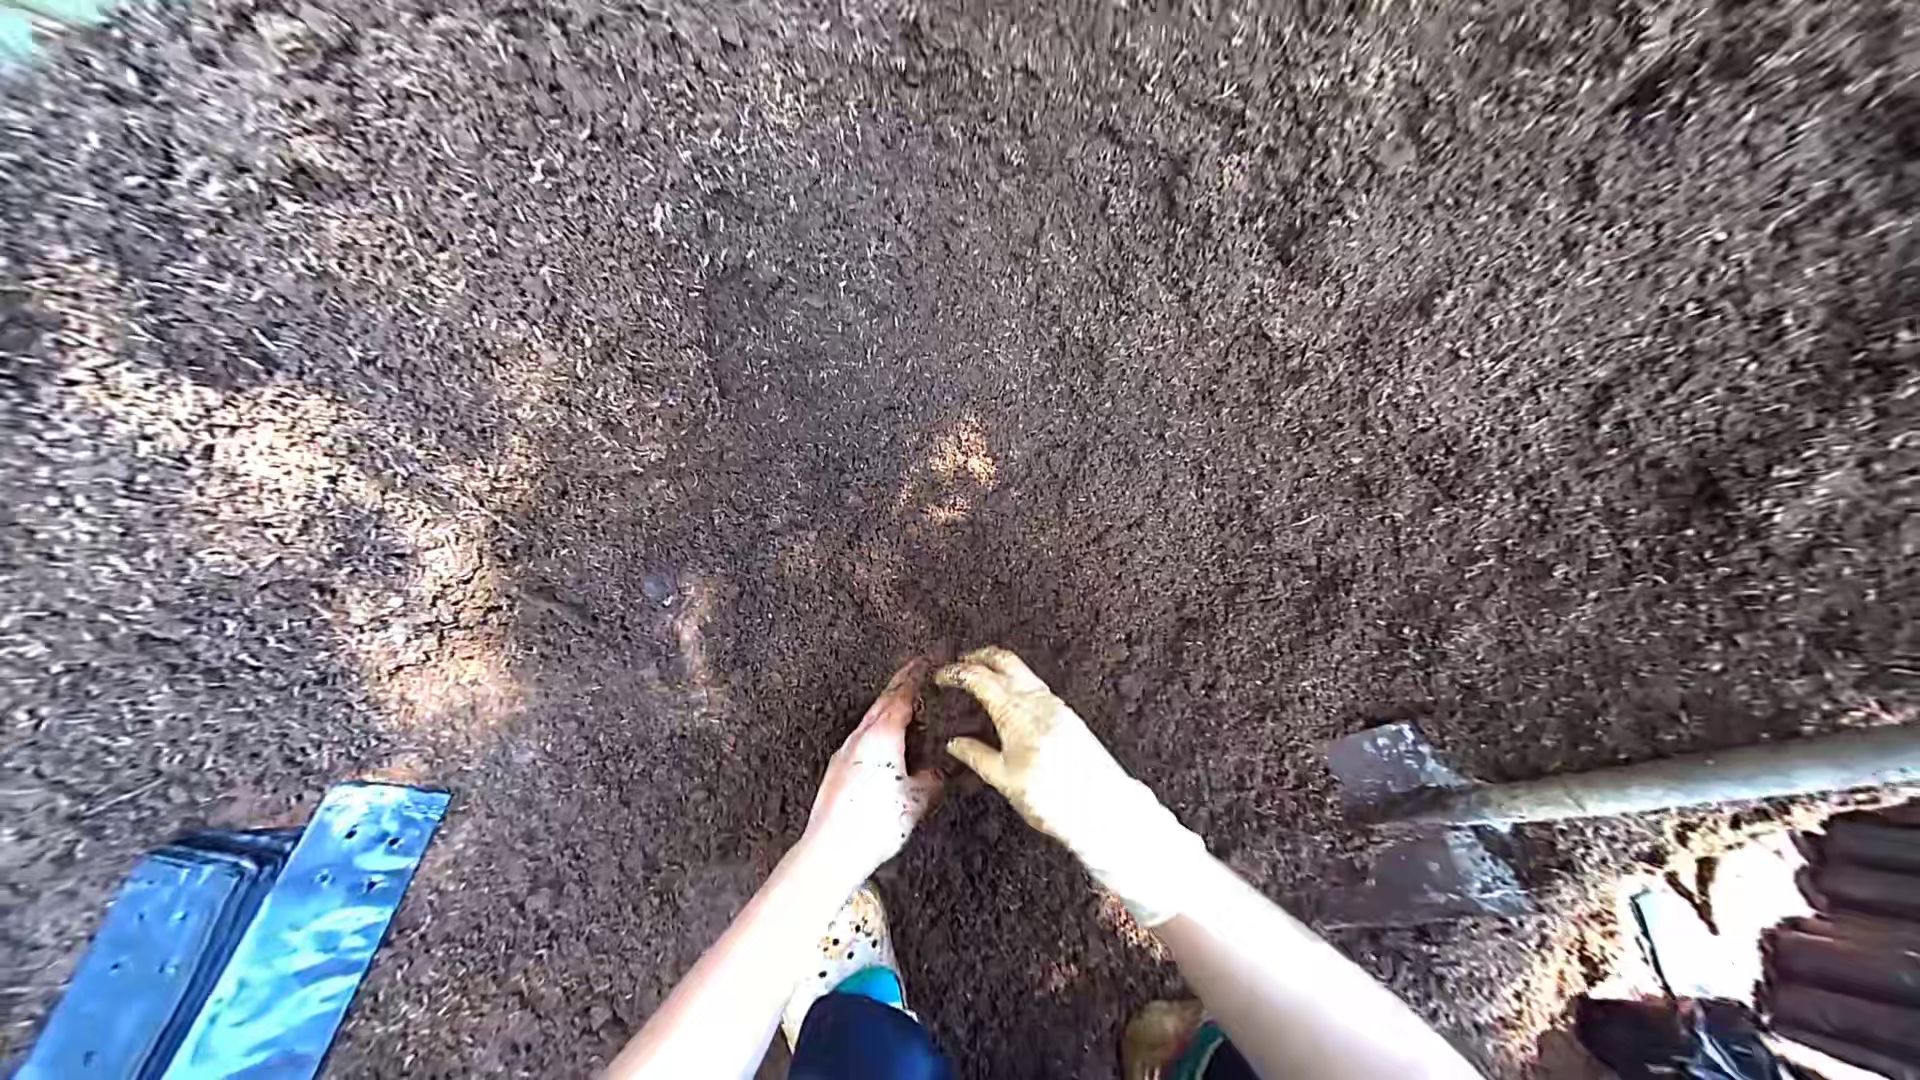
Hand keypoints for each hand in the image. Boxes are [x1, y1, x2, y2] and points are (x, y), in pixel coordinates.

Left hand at [800, 659, 943, 888]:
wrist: (830, 850)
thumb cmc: (873, 825)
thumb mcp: (917, 800)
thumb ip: (933, 780)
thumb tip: (942, 771)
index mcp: (883, 734)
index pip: (902, 693)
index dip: (916, 674)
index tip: (928, 660)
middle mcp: (861, 736)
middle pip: (883, 700)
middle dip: (902, 684)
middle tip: (918, 672)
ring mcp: (846, 751)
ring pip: (871, 718)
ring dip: (888, 706)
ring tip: (905, 705)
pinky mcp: (837, 768)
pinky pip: (861, 737)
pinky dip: (877, 728)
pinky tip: (885, 742)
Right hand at [936, 646, 1204, 924]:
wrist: (1104, 808)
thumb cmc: (1055, 799)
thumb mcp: (1004, 780)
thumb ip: (976, 756)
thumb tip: (954, 743)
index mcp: (1016, 713)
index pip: (979, 677)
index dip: (955, 672)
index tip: (941, 676)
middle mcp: (1037, 700)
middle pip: (1004, 660)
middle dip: (978, 655)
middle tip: (959, 662)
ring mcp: (1055, 704)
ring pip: (1021, 670)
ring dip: (997, 666)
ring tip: (979, 678)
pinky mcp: (1066, 714)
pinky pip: (1034, 685)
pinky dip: (1014, 681)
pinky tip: (1007, 698)